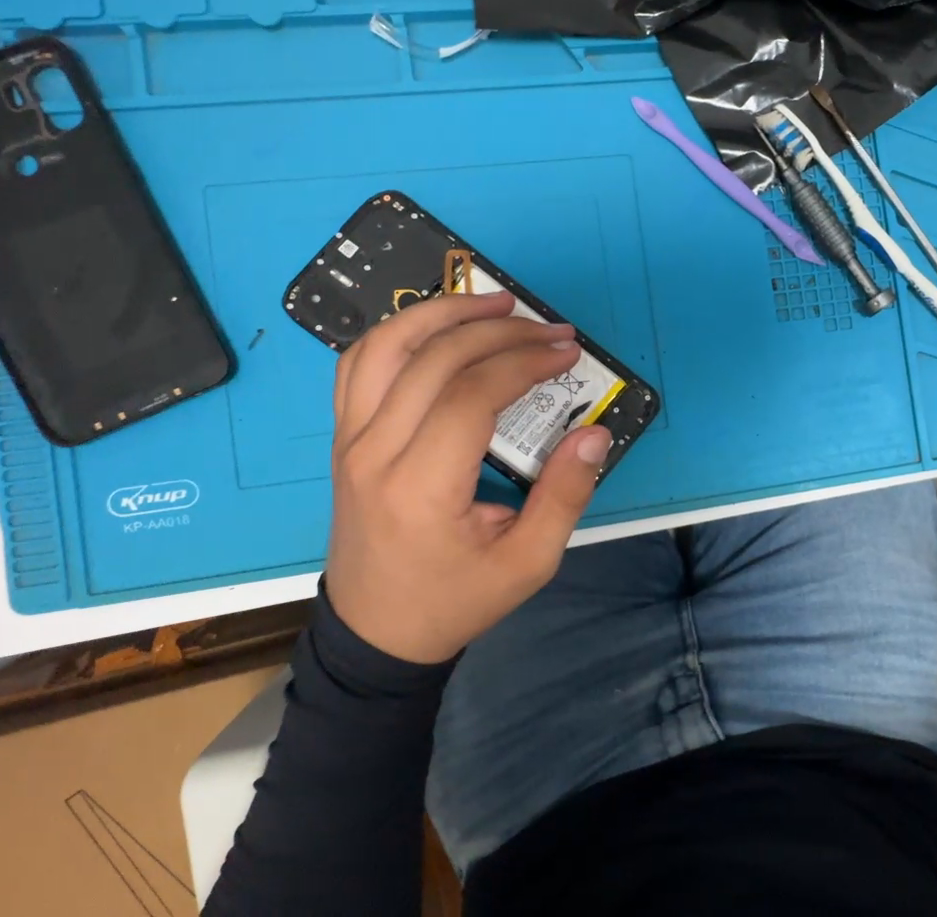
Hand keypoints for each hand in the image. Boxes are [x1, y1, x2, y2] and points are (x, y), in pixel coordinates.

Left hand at [323, 291, 611, 662]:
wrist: (378, 634)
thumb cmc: (457, 599)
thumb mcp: (529, 562)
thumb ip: (564, 495)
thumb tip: (593, 432)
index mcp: (421, 487)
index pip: (470, 395)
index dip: (524, 362)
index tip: (567, 353)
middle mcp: (374, 452)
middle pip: (431, 359)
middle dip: (499, 330)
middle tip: (549, 329)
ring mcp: (349, 441)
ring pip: (383, 347)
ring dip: (440, 313)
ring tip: (492, 301)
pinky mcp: (343, 439)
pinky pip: (360, 365)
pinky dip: (400, 333)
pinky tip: (439, 328)